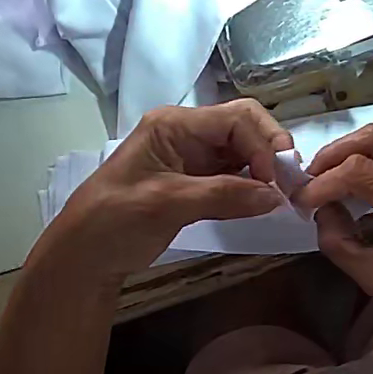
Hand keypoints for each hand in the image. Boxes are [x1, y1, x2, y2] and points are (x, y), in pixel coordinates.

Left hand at [36, 100, 294, 283]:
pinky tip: (264, 202)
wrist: (84, 256)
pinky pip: (234, 174)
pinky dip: (252, 186)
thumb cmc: (114, 220)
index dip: (263, 143)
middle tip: (288, 185)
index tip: (276, 180)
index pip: (234, 118)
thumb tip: (275, 196)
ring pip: (242, 151)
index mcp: (173, 124)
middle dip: (269, 151)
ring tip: (283, 196)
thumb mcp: (166, 203)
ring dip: (264, 169)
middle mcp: (186, 133)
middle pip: (243, 128)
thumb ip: (222, 195)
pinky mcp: (196, 181)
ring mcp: (192, 157)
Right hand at [293, 124, 372, 345]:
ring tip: (326, 183)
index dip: (323, 182)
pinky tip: (352, 186)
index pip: (361, 171)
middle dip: (333, 156)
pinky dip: (366, 162)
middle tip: (309, 182)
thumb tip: (320, 208)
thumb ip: (339, 241)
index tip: (300, 202)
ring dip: (348, 155)